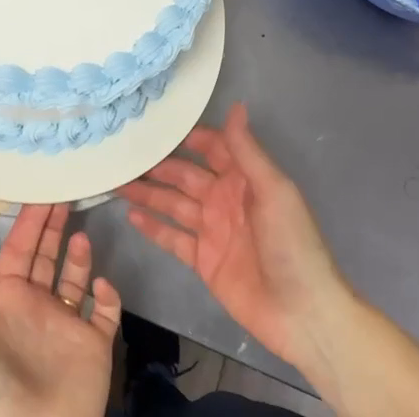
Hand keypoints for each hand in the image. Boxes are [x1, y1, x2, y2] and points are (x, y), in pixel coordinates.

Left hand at [0, 202, 122, 416]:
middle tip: (64, 193)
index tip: (39, 195)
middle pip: (47, 258)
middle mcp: (35, 309)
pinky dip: (109, 297)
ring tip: (81, 233)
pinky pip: (106, 315)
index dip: (28, 223)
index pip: (17, 251)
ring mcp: (66, 328)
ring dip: (79, 257)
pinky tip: (102, 282)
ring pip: (76, 282)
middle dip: (54, 227)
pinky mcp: (94, 348)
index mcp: (3, 301)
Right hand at [119, 102, 350, 379]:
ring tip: (116, 180)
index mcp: (244, 180)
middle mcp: (224, 200)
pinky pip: (172, 238)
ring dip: (147, 192)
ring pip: (172, 204)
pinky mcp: (203, 260)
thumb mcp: (274, 191)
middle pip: (185, 175)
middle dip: (157, 164)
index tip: (156, 123)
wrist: (302, 313)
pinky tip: (130, 215)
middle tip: (123, 152)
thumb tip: (236, 105)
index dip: (187, 137)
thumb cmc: (293, 245)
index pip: (212, 148)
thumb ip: (248, 151)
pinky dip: (152, 227)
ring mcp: (212, 231)